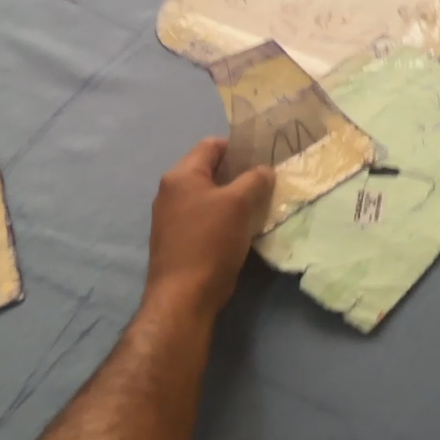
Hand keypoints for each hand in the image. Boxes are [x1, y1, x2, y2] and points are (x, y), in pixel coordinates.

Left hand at [142, 138, 275, 321]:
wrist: (185, 294)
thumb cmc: (211, 240)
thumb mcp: (239, 203)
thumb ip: (255, 179)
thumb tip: (265, 170)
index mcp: (181, 176)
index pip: (212, 145)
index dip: (239, 147)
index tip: (265, 157)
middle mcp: (171, 191)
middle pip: (210, 170)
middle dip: (240, 173)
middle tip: (267, 180)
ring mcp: (172, 216)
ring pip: (210, 194)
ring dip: (234, 196)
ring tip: (260, 203)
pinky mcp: (179, 237)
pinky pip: (206, 215)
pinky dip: (225, 215)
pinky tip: (243, 226)